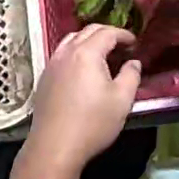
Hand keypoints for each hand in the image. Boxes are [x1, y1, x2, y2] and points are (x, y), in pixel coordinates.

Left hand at [27, 25, 141, 170]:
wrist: (54, 147)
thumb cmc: (92, 123)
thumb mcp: (122, 100)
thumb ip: (131, 75)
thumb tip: (133, 63)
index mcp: (87, 53)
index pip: (107, 33)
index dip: (123, 34)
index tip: (134, 43)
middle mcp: (66, 53)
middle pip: (87, 32)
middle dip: (107, 34)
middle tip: (122, 46)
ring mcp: (51, 65)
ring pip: (71, 41)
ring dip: (89, 41)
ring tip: (102, 54)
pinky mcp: (44, 79)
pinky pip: (61, 55)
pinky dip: (75, 52)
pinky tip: (83, 70)